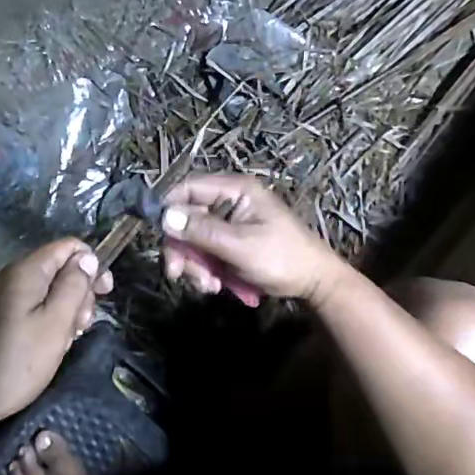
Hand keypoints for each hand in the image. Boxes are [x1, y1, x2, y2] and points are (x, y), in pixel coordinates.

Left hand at [0, 240, 112, 433]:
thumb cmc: (17, 362)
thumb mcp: (56, 323)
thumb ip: (74, 286)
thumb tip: (88, 258)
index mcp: (27, 271)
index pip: (69, 246)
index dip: (92, 263)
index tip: (105, 293)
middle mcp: (14, 276)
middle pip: (60, 268)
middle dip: (79, 291)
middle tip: (83, 325)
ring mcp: (4, 297)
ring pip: (49, 290)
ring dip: (66, 310)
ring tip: (66, 340)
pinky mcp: (0, 317)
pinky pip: (34, 306)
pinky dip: (50, 320)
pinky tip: (51, 345)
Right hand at [159, 174, 354, 306]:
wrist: (315, 283)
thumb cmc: (282, 258)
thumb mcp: (239, 246)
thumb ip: (202, 231)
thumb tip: (164, 216)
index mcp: (236, 190)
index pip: (188, 188)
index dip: (169, 208)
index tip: (159, 235)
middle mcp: (230, 201)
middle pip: (187, 218)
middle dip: (183, 249)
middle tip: (180, 275)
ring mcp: (231, 222)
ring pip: (194, 239)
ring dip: (195, 265)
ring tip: (209, 287)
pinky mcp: (232, 242)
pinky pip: (206, 252)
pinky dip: (206, 270)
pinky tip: (217, 286)